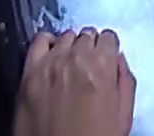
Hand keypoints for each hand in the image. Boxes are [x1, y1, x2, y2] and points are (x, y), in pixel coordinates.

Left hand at [13, 28, 136, 135]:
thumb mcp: (122, 117)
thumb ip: (124, 80)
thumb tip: (118, 60)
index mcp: (102, 65)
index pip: (108, 37)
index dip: (107, 52)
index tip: (104, 63)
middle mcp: (76, 57)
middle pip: (87, 35)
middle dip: (89, 50)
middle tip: (87, 72)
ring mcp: (50, 64)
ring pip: (66, 37)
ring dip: (70, 49)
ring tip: (69, 71)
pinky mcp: (29, 76)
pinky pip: (39, 42)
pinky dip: (47, 45)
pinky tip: (51, 59)